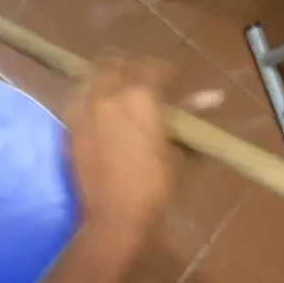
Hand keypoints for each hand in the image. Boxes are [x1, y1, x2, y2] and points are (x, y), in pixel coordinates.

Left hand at [64, 58, 175, 259]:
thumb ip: (190, 117)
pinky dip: (89, 95)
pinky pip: (77, 96)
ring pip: (93, 74)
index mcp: (140, 96)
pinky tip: (100, 110)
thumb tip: (215, 96)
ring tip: (121, 93)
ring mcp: (83, 109)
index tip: (175, 88)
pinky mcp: (68, 126)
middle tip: (148, 87)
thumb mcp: (178, 152)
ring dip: (109, 77)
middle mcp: (108, 94)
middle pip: (119, 63)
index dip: (168, 75)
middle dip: (136, 70)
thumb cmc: (155, 189)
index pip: (155, 67)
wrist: (115, 219)